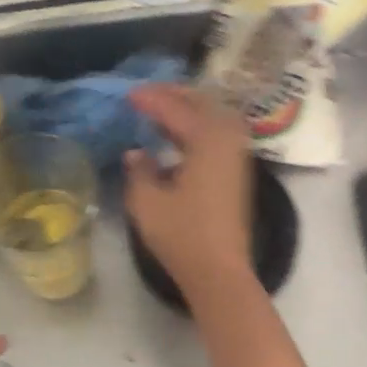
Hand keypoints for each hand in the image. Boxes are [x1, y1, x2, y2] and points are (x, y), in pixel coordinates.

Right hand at [125, 83, 255, 297]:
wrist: (219, 270)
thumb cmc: (182, 235)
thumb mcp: (148, 202)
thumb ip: (140, 171)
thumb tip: (137, 152)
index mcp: (206, 138)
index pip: (175, 108)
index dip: (150, 99)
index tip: (128, 95)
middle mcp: (227, 138)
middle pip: (202, 103)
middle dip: (174, 96)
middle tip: (147, 96)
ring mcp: (238, 155)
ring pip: (215, 117)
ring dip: (190, 109)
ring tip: (164, 112)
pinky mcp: (238, 172)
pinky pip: (220, 133)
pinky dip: (200, 126)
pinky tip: (182, 137)